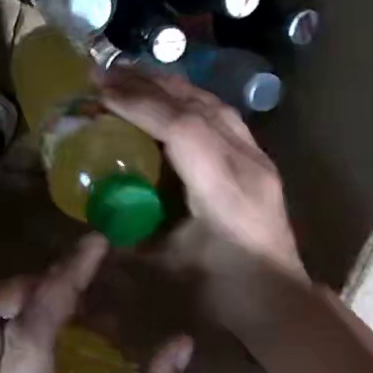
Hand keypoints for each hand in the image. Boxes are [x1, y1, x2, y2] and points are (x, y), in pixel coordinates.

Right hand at [98, 67, 311, 329]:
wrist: (280, 301)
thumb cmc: (223, 291)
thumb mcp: (167, 265)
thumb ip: (129, 232)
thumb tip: (91, 211)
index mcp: (224, 188)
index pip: (181, 127)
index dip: (138, 103)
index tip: (98, 89)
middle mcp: (245, 162)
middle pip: (197, 104)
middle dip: (147, 83)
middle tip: (103, 71)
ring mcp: (257, 158)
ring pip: (212, 104)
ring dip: (168, 86)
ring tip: (129, 76)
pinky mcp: (258, 161)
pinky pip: (221, 116)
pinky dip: (187, 100)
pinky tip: (166, 99)